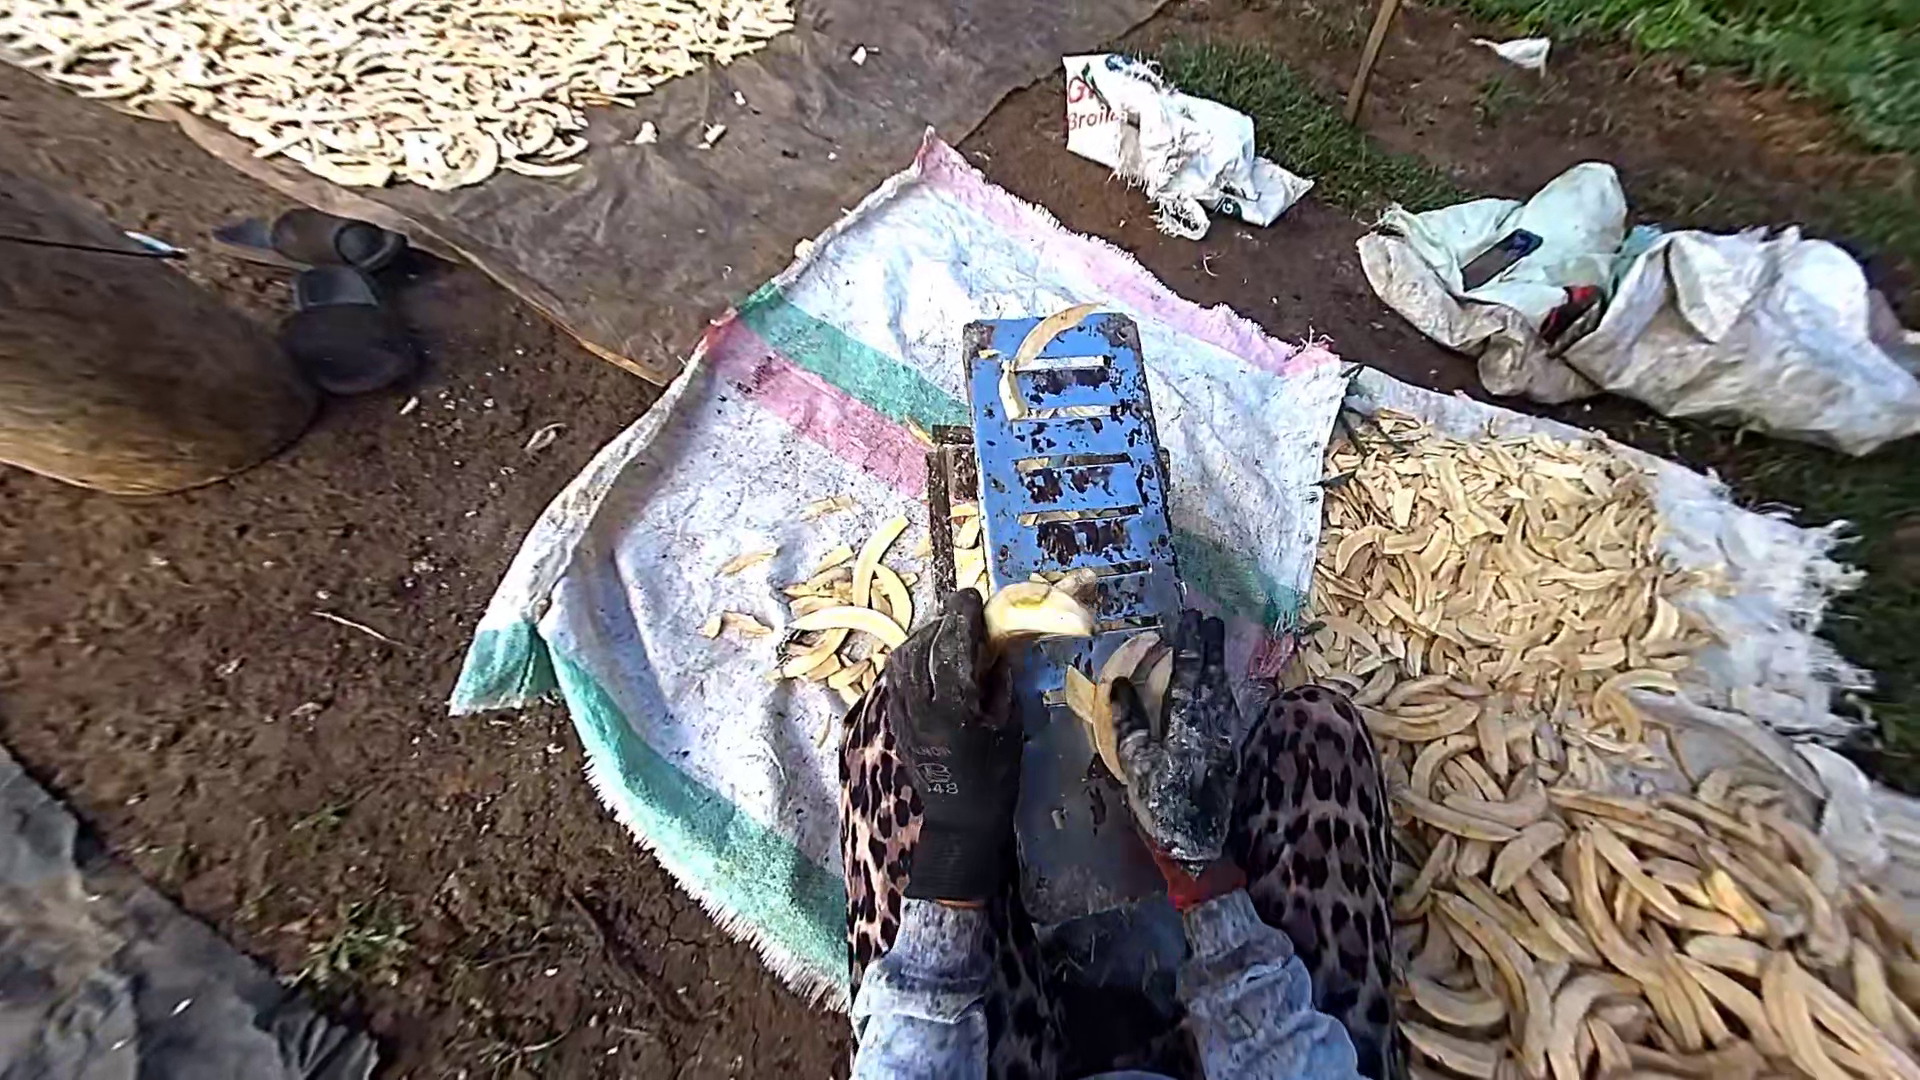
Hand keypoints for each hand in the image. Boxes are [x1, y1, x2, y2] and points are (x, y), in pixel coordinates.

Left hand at [881, 589, 1020, 902]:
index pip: (953, 649)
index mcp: (954, 711)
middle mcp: (921, 708)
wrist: (958, 822)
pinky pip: (895, 678)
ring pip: (902, 661)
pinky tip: (925, 654)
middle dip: (942, 622)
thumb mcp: (1009, 728)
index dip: (962, 618)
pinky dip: (910, 657)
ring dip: (923, 637)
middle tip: (961, 609)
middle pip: (923, 649)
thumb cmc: (994, 778)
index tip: (971, 596)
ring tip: (943, 628)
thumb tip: (997, 649)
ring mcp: (902, 714)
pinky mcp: (894, 721)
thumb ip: (1000, 685)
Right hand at [1111, 610, 1240, 871]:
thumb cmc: (1159, 798)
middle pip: (1211, 675)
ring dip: (1218, 663)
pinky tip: (1219, 684)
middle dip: (1209, 646)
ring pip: (1223, 689)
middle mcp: (1211, 723)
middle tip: (1208, 620)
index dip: (1188, 645)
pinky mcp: (1229, 749)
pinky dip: (1222, 686)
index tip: (1188, 620)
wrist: (1195, 840)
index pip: (1188, 673)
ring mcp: (1224, 736)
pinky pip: (1227, 706)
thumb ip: (1128, 719)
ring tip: (1214, 643)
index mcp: (1186, 722)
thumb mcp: (1134, 760)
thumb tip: (1118, 683)